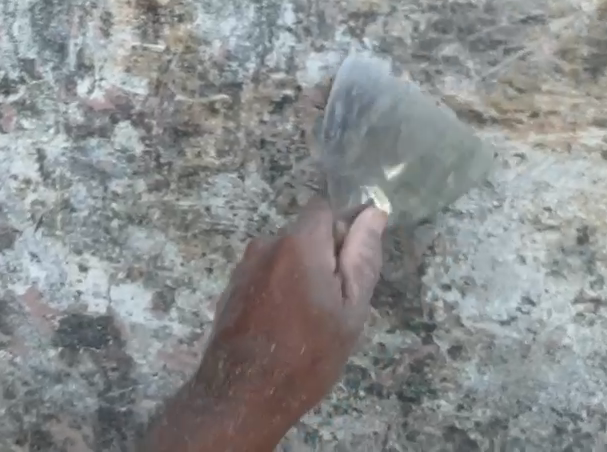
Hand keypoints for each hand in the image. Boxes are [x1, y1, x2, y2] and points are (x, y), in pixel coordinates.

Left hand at [143, 201, 386, 450]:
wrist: (242, 397)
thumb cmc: (308, 353)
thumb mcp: (350, 309)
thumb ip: (362, 256)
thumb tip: (374, 214)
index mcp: (300, 242)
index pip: (325, 209)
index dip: (343, 229)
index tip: (351, 264)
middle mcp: (268, 243)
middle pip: (304, 234)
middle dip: (322, 257)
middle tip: (333, 301)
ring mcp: (245, 265)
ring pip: (285, 256)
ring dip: (299, 274)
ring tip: (306, 319)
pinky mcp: (232, 287)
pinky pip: (265, 275)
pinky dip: (277, 290)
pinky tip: (281, 325)